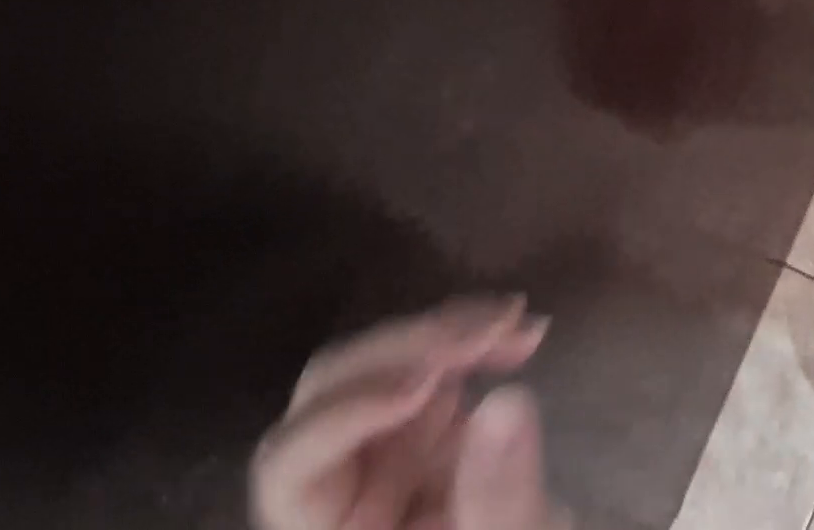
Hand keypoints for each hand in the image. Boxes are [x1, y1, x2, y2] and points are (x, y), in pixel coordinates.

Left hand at [251, 296, 570, 529]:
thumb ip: (500, 494)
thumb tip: (507, 399)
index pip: (293, 465)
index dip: (347, 413)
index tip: (431, 379)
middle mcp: (339, 486)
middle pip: (328, 394)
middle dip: (409, 348)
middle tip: (487, 326)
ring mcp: (380, 450)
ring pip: (378, 364)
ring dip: (447, 331)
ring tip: (514, 319)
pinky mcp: (424, 422)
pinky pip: (429, 362)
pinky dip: (473, 337)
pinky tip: (520, 332)